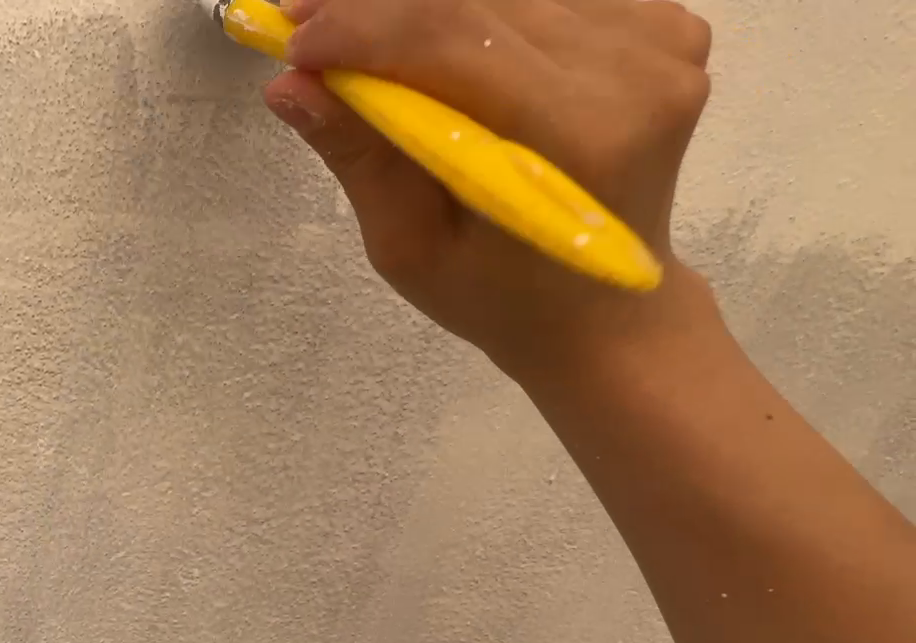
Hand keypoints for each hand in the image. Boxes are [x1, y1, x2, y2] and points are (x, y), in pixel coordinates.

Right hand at [264, 0, 717, 375]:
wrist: (595, 308)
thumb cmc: (490, 296)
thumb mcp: (405, 245)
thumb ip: (360, 155)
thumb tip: (288, 86)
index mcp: (573, 136)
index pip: (453, 42)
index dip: (362, 28)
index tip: (285, 35)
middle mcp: (632, 67)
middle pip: (478, 1)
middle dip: (376, 5)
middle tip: (298, 14)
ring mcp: (659, 37)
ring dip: (416, 6)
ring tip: (348, 26)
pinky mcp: (660, 23)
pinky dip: (468, 14)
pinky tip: (425, 41)